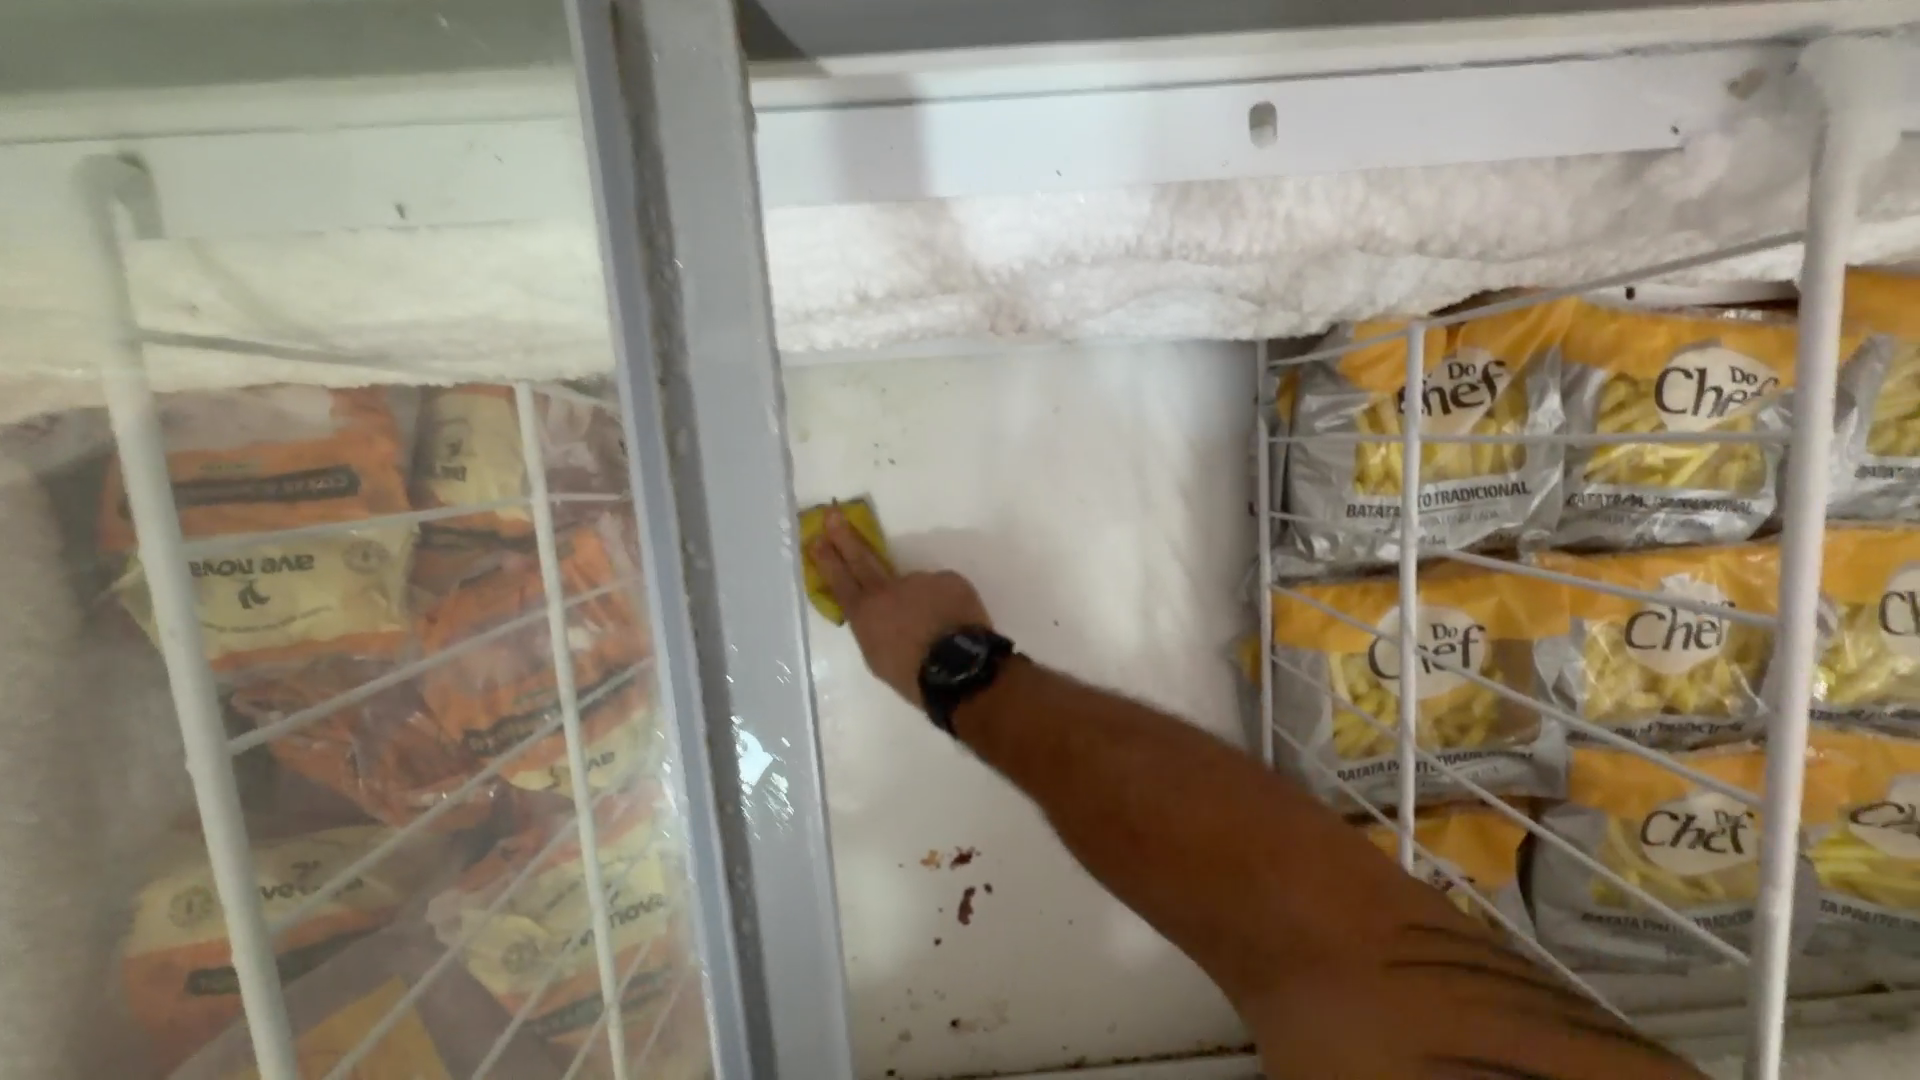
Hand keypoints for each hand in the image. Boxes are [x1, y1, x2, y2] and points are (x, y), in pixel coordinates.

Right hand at [809, 508, 991, 708]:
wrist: (958, 670)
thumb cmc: (912, 675)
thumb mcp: (877, 658)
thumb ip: (873, 628)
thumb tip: (880, 615)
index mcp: (865, 613)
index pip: (840, 581)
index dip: (827, 560)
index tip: (817, 538)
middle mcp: (888, 589)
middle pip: (863, 559)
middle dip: (846, 538)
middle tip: (834, 515)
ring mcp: (919, 580)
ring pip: (917, 588)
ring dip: (922, 602)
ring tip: (937, 627)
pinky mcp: (949, 579)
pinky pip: (944, 590)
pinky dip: (947, 605)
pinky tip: (955, 624)